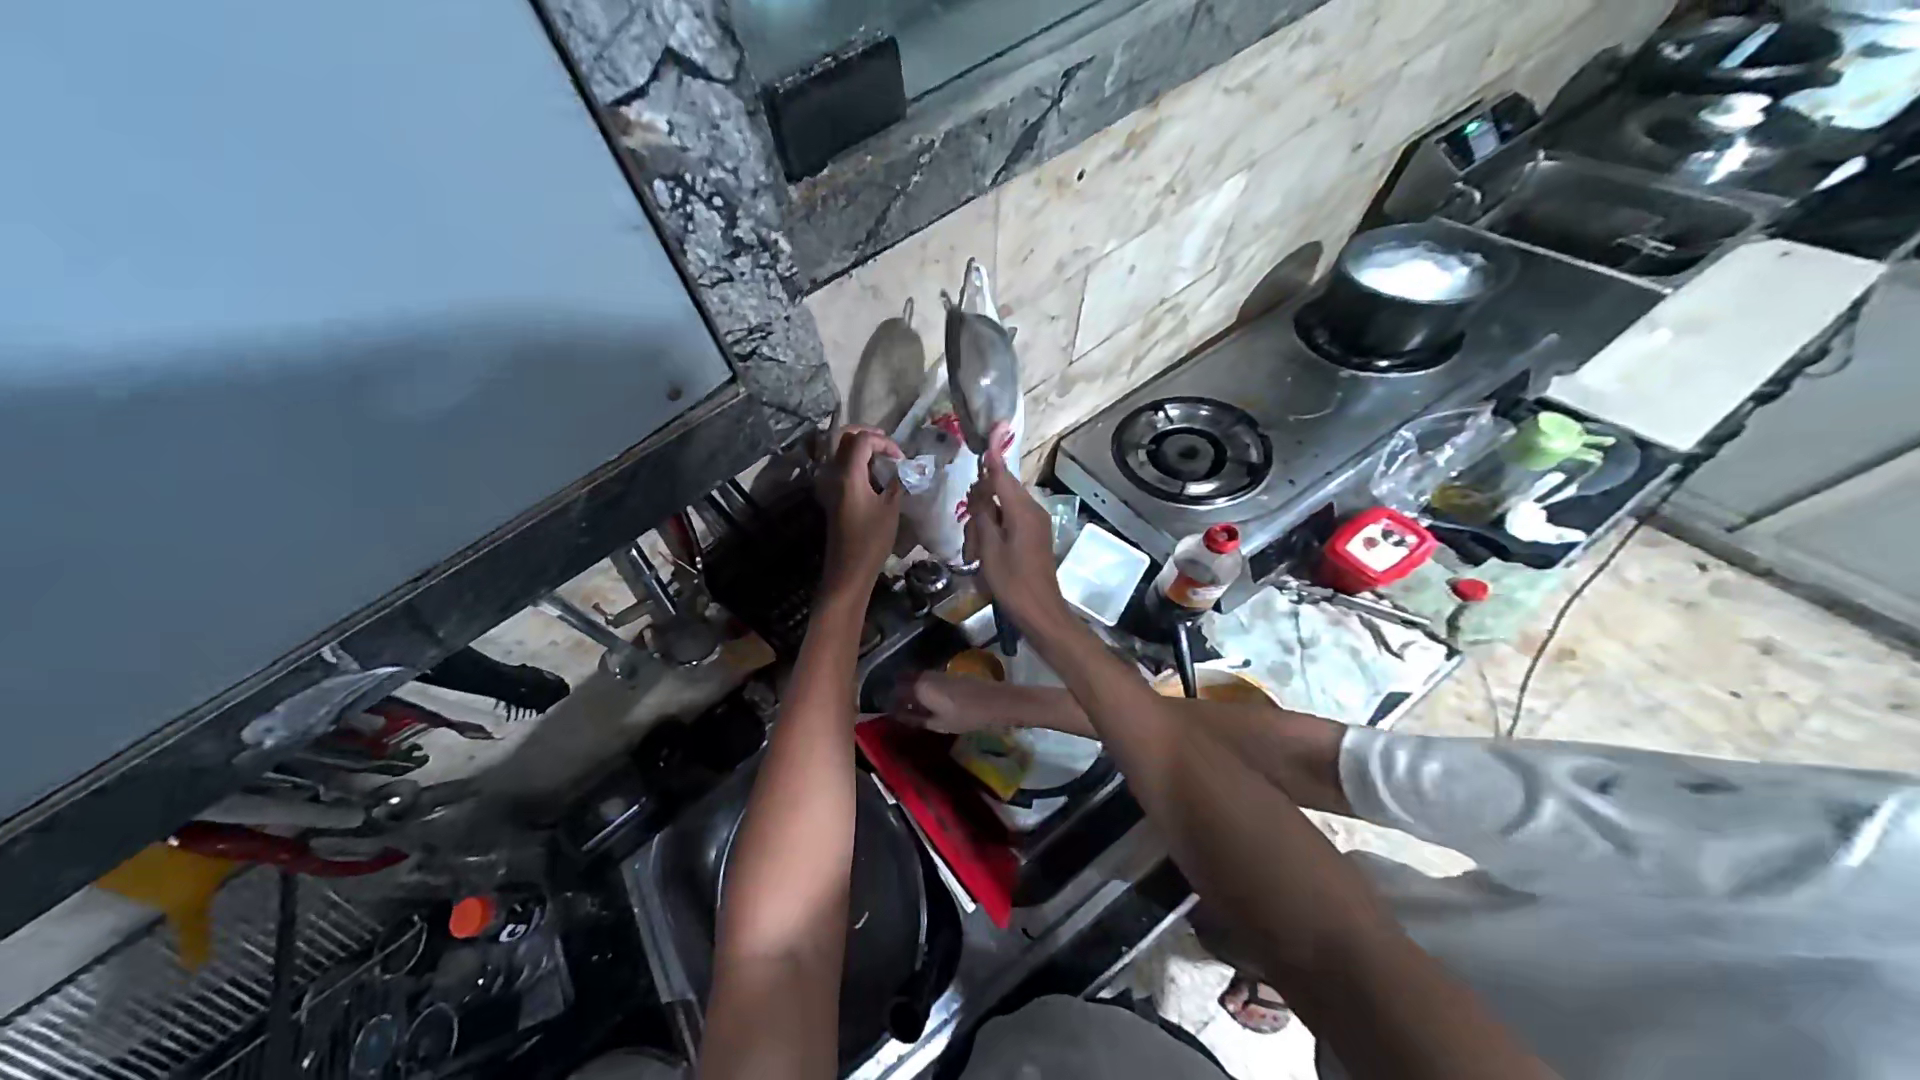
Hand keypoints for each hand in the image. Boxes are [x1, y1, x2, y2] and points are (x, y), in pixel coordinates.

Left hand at [818, 426, 903, 599]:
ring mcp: (828, 484)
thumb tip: (902, 468)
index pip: (862, 440)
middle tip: (885, 442)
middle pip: (841, 437)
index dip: (884, 442)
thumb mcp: (890, 509)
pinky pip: (838, 466)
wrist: (848, 569)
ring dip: (857, 446)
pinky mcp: (830, 495)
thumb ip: (896, 482)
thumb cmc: (871, 540)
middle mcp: (832, 473)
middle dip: (864, 433)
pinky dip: (853, 460)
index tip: (901, 458)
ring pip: (837, 450)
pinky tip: (872, 472)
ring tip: (881, 455)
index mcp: (847, 474)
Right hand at [890, 673, 1008, 734]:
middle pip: (904, 680)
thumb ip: (916, 719)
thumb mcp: (938, 724)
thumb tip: (898, 716)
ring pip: (916, 678)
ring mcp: (938, 673)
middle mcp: (925, 675)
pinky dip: (922, 688)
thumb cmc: (965, 716)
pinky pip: (927, 679)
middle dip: (897, 692)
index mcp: (919, 687)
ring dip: (910, 689)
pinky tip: (926, 701)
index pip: (895, 690)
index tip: (885, 711)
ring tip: (909, 707)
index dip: (888, 701)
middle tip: (895, 707)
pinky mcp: (948, 674)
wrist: (995, 701)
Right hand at [963, 440, 1073, 637]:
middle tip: (970, 536)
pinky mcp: (1033, 536)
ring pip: (1001, 508)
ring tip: (975, 554)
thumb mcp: (989, 549)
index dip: (994, 452)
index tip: (995, 425)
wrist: (1040, 612)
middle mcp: (1032, 511)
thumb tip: (981, 490)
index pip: (1003, 474)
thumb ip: (983, 515)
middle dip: (979, 506)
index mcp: (1022, 511)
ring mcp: (1034, 524)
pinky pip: (1008, 521)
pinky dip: (993, 531)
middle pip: (1000, 491)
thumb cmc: (1012, 582)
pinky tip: (983, 553)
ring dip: (983, 525)